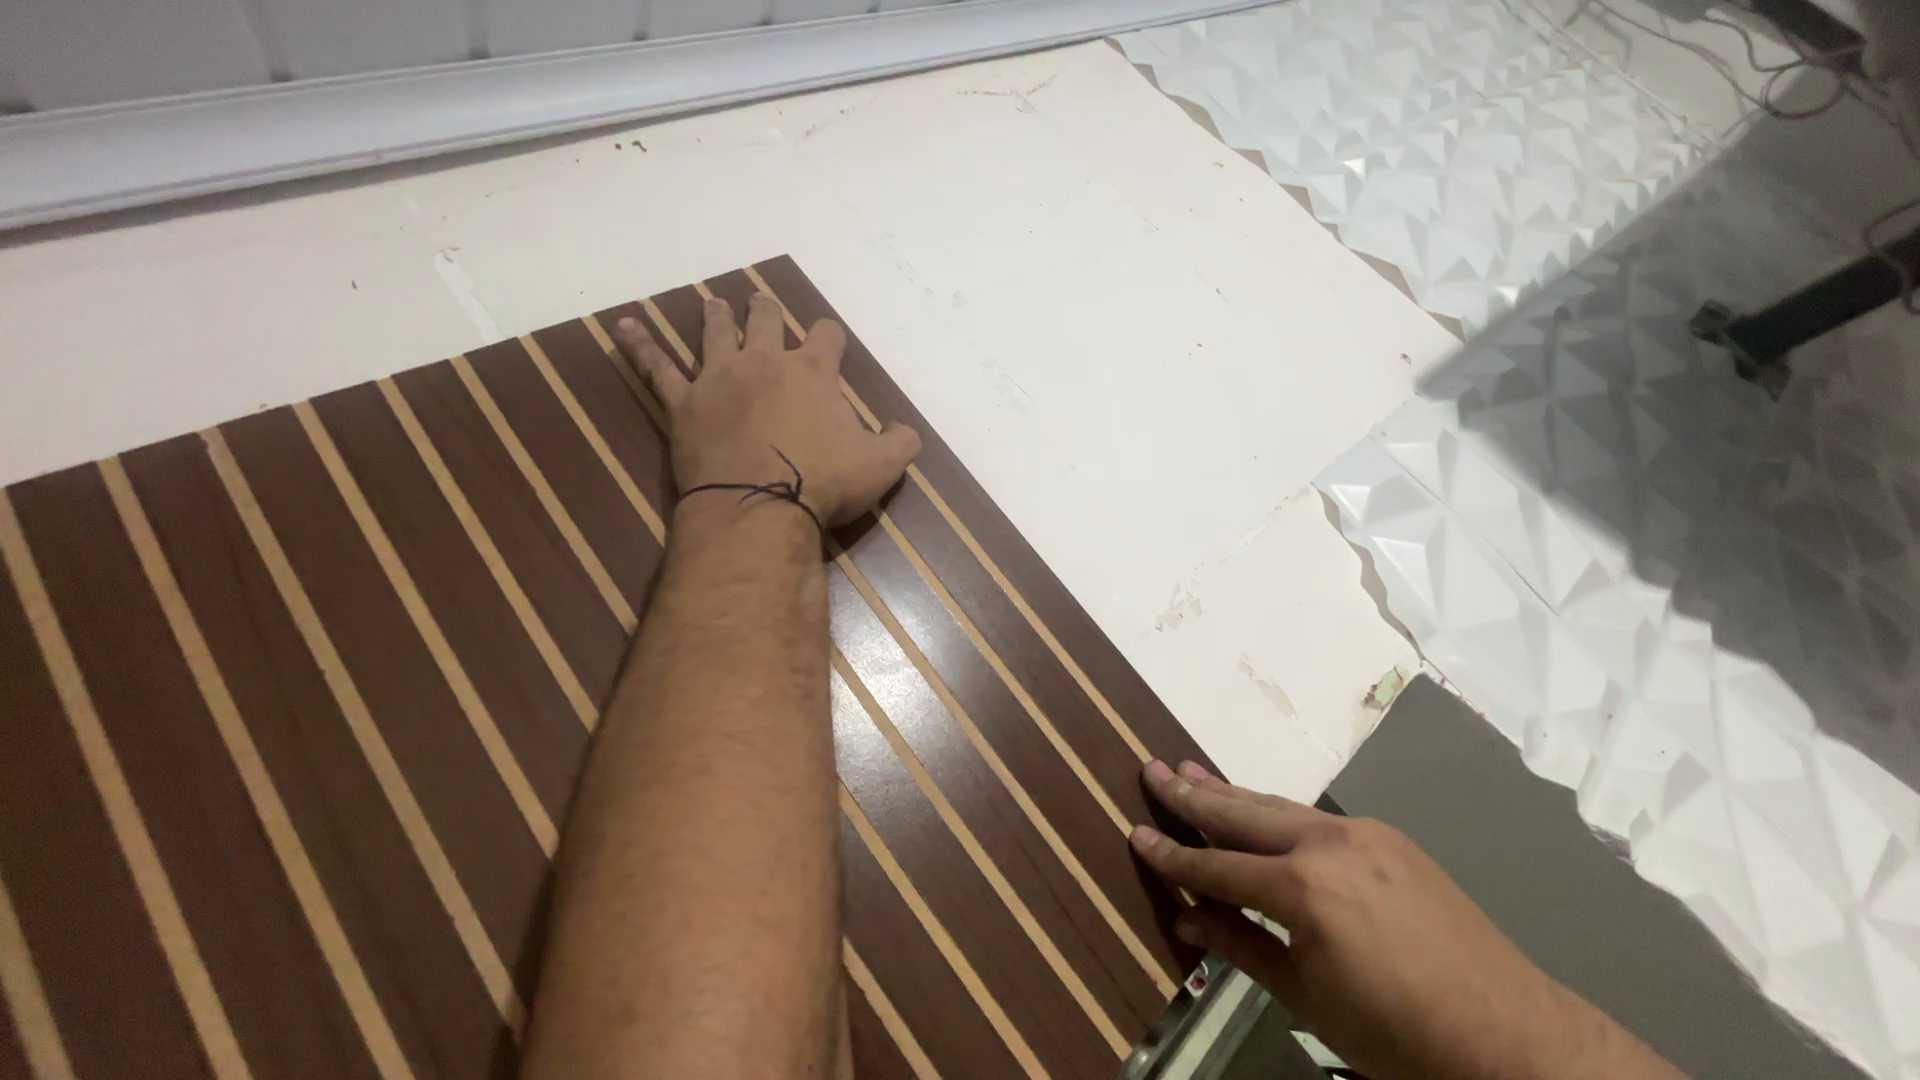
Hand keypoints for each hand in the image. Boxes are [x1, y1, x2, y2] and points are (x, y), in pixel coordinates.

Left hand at [614, 294, 920, 527]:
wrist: (759, 506)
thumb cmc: (823, 483)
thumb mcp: (881, 466)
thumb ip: (899, 442)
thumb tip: (905, 431)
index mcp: (812, 371)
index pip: (825, 335)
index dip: (828, 336)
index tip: (829, 342)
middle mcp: (764, 361)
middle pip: (765, 319)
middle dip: (766, 311)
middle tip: (762, 307)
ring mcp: (719, 378)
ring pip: (715, 332)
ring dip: (717, 316)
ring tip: (715, 306)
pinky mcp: (683, 403)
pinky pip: (656, 368)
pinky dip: (639, 346)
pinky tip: (622, 329)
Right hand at [1131, 761, 1685, 1079]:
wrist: (1511, 1034)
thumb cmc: (1397, 1034)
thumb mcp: (1307, 997)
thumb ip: (1242, 946)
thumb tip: (1187, 917)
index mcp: (1302, 889)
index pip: (1218, 866)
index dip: (1173, 855)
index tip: (1135, 833)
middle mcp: (1327, 844)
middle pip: (1243, 814)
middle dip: (1193, 795)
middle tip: (1152, 769)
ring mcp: (1362, 833)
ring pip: (1278, 805)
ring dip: (1231, 791)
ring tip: (1189, 768)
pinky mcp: (1387, 838)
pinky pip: (1313, 816)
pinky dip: (1274, 809)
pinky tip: (1255, 806)